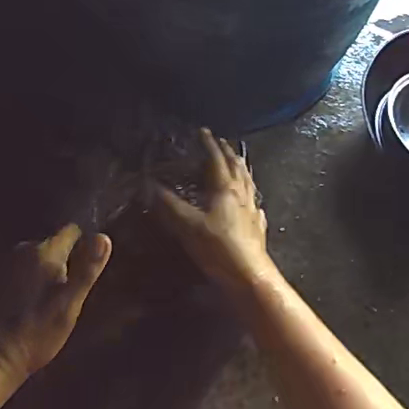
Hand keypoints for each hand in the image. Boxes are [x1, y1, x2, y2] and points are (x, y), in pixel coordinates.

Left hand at [0, 222, 111, 378]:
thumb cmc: (39, 330)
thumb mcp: (70, 304)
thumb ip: (87, 270)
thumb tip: (104, 237)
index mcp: (45, 251)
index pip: (72, 231)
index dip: (84, 243)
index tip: (91, 262)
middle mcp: (26, 249)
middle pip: (55, 243)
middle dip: (67, 257)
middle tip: (75, 285)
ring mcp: (11, 263)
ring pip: (40, 256)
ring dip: (50, 269)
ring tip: (58, 295)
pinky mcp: (1, 279)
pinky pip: (26, 269)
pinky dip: (34, 278)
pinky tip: (38, 300)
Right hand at [153, 128, 274, 288]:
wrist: (249, 277)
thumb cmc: (218, 248)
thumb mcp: (188, 226)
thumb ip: (169, 205)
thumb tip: (150, 186)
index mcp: (225, 189)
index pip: (217, 160)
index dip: (209, 145)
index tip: (203, 132)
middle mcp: (242, 194)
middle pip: (236, 167)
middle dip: (227, 152)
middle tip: (221, 142)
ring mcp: (253, 210)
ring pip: (248, 182)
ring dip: (241, 169)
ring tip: (237, 162)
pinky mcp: (258, 227)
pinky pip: (255, 204)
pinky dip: (251, 196)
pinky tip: (252, 203)